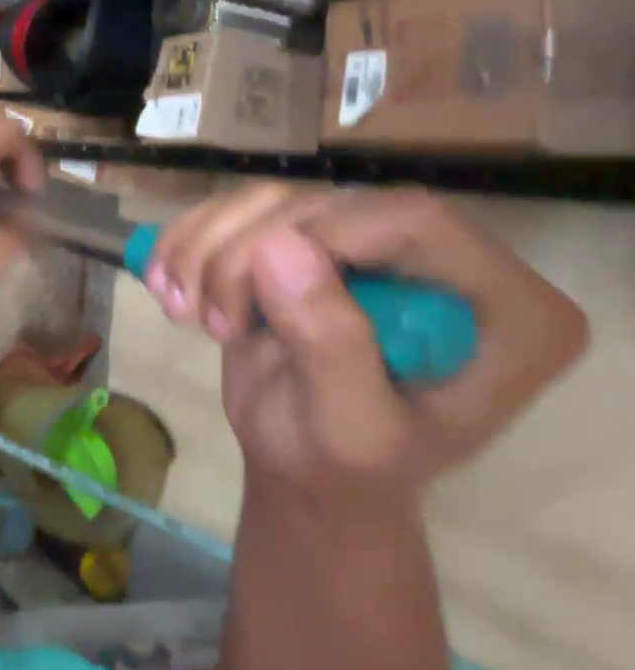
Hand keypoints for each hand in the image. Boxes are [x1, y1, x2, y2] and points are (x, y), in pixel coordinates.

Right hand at [144, 185, 587, 494]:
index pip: (410, 221)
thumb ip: (332, 344)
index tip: (247, 300)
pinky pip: (237, 212)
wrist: (307, 468)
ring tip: (180, 311)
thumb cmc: (346, 466)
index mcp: (503, 307)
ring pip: (269, 201)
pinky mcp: (307, 244)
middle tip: (200, 320)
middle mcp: (444, 260)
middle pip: (324, 204)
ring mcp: (369, 246)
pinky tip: (165, 287)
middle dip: (239, 255)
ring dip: (203, 251)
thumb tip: (278, 248)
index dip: (316, 238)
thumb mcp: (351, 428)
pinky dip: (186, 243)